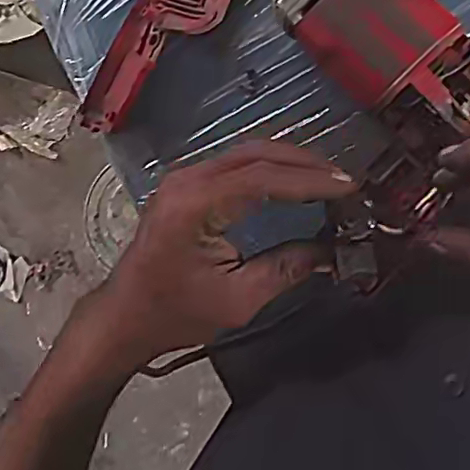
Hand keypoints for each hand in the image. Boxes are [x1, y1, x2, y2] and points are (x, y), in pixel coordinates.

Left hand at [88, 141, 357, 369]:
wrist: (124, 317)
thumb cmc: (174, 314)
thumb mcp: (238, 300)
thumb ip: (287, 269)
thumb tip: (331, 252)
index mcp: (195, 205)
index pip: (262, 178)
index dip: (309, 180)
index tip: (346, 186)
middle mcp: (189, 179)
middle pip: (257, 154)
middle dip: (305, 164)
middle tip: (343, 180)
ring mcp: (186, 176)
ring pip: (249, 152)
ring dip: (290, 161)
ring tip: (328, 178)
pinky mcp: (189, 182)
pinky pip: (238, 162)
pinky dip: (272, 166)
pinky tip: (295, 178)